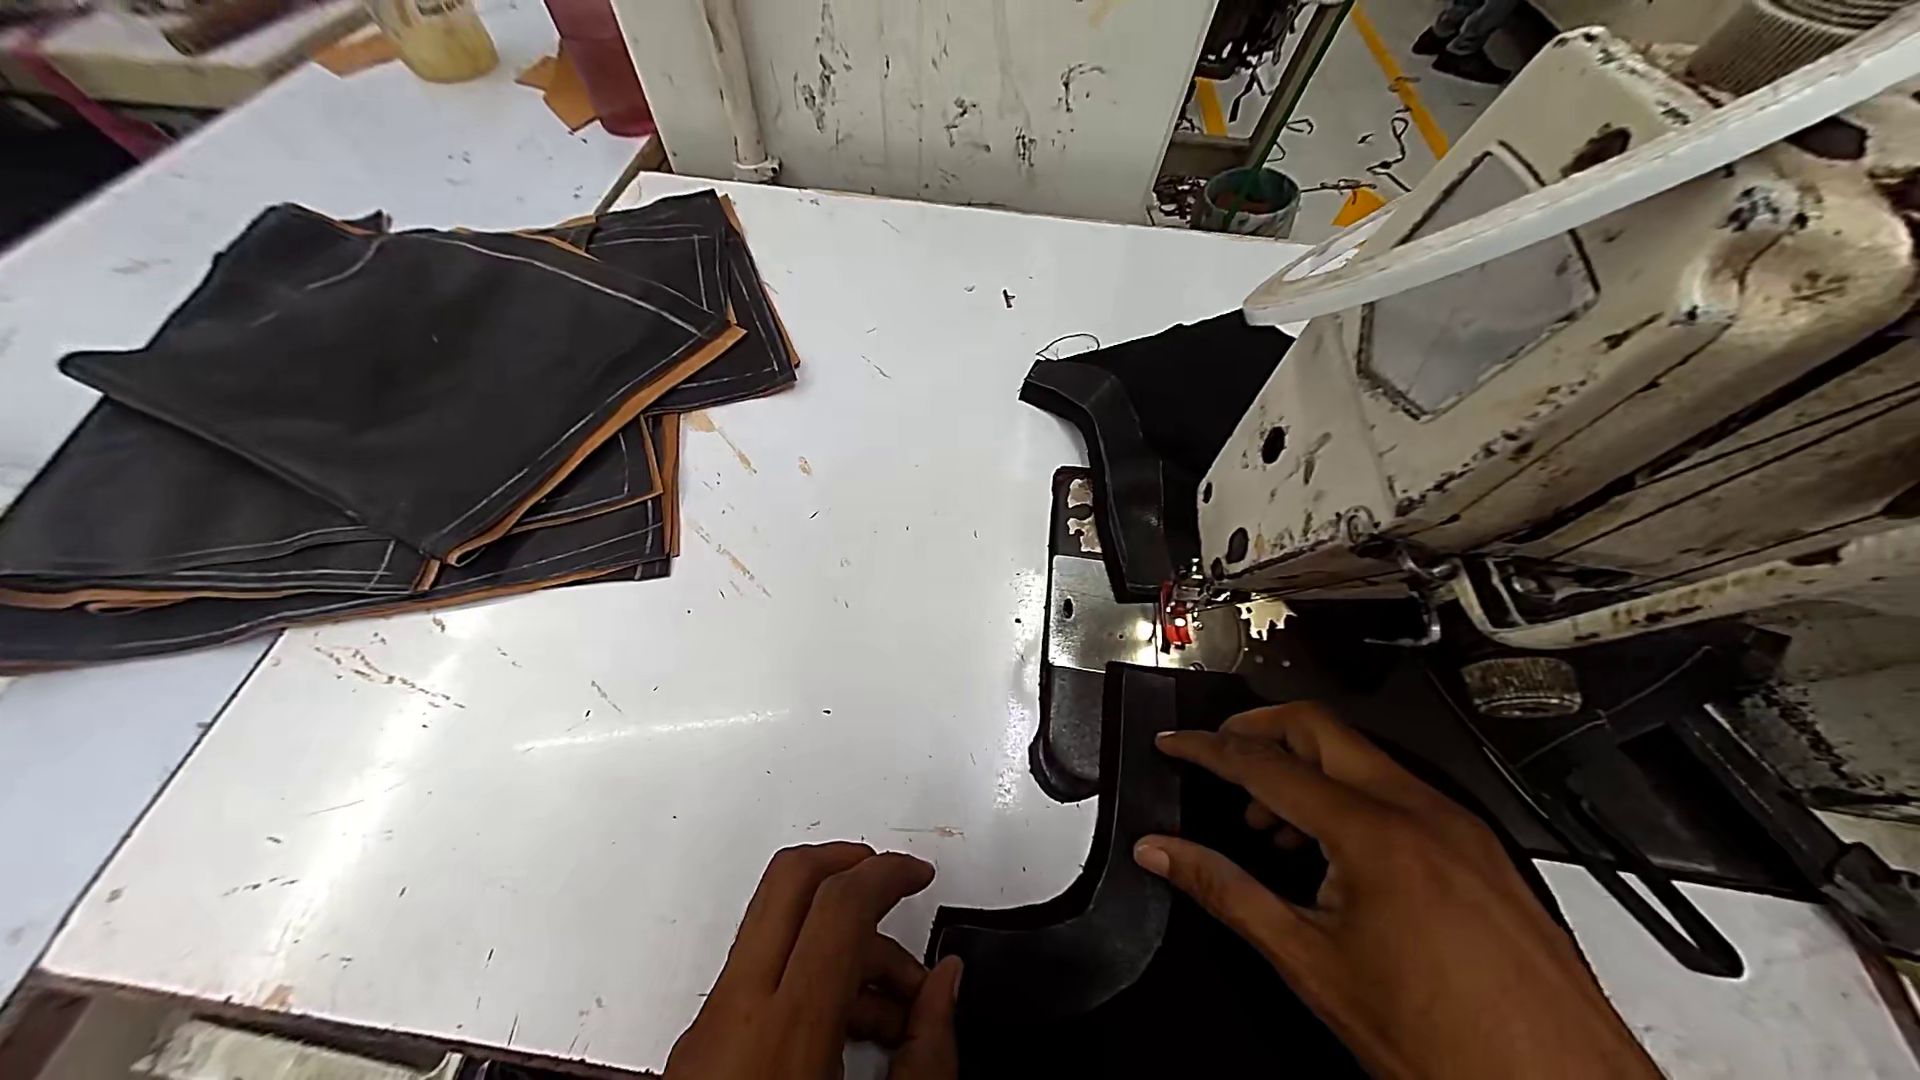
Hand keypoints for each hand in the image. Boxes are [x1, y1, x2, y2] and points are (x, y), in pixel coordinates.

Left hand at [664, 842, 962, 1079]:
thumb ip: (926, 1052)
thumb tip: (948, 984)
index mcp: (785, 1033)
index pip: (838, 902)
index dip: (889, 872)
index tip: (918, 873)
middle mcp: (736, 1013)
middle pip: (788, 880)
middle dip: (847, 862)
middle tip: (891, 880)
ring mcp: (710, 1027)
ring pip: (778, 926)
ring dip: (840, 937)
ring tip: (895, 1004)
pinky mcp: (701, 1047)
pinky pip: (761, 975)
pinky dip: (811, 973)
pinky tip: (852, 1031)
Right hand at [1133, 703, 1661, 1079]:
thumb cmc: (1456, 1051)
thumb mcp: (1309, 962)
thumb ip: (1224, 890)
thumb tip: (1164, 853)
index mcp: (1376, 836)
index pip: (1264, 763)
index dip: (1205, 749)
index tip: (1176, 743)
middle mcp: (1423, 813)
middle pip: (1314, 725)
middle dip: (1253, 728)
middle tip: (1214, 751)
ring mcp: (1457, 826)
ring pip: (1356, 751)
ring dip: (1298, 763)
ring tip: (1265, 814)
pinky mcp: (1476, 847)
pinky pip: (1393, 786)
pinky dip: (1341, 791)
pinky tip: (1324, 844)